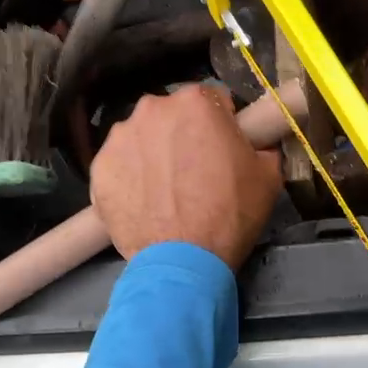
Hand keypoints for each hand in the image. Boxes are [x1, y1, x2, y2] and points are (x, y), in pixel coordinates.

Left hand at [90, 85, 282, 269]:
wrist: (183, 264)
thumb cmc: (229, 218)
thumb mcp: (267, 179)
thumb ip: (260, 148)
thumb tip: (255, 145)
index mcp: (196, 103)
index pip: (212, 103)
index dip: (220, 130)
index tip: (221, 154)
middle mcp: (153, 109)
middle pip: (172, 119)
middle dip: (182, 140)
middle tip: (193, 179)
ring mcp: (120, 139)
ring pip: (142, 140)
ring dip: (153, 158)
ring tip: (165, 196)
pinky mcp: (100, 169)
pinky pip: (118, 168)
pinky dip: (129, 182)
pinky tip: (144, 206)